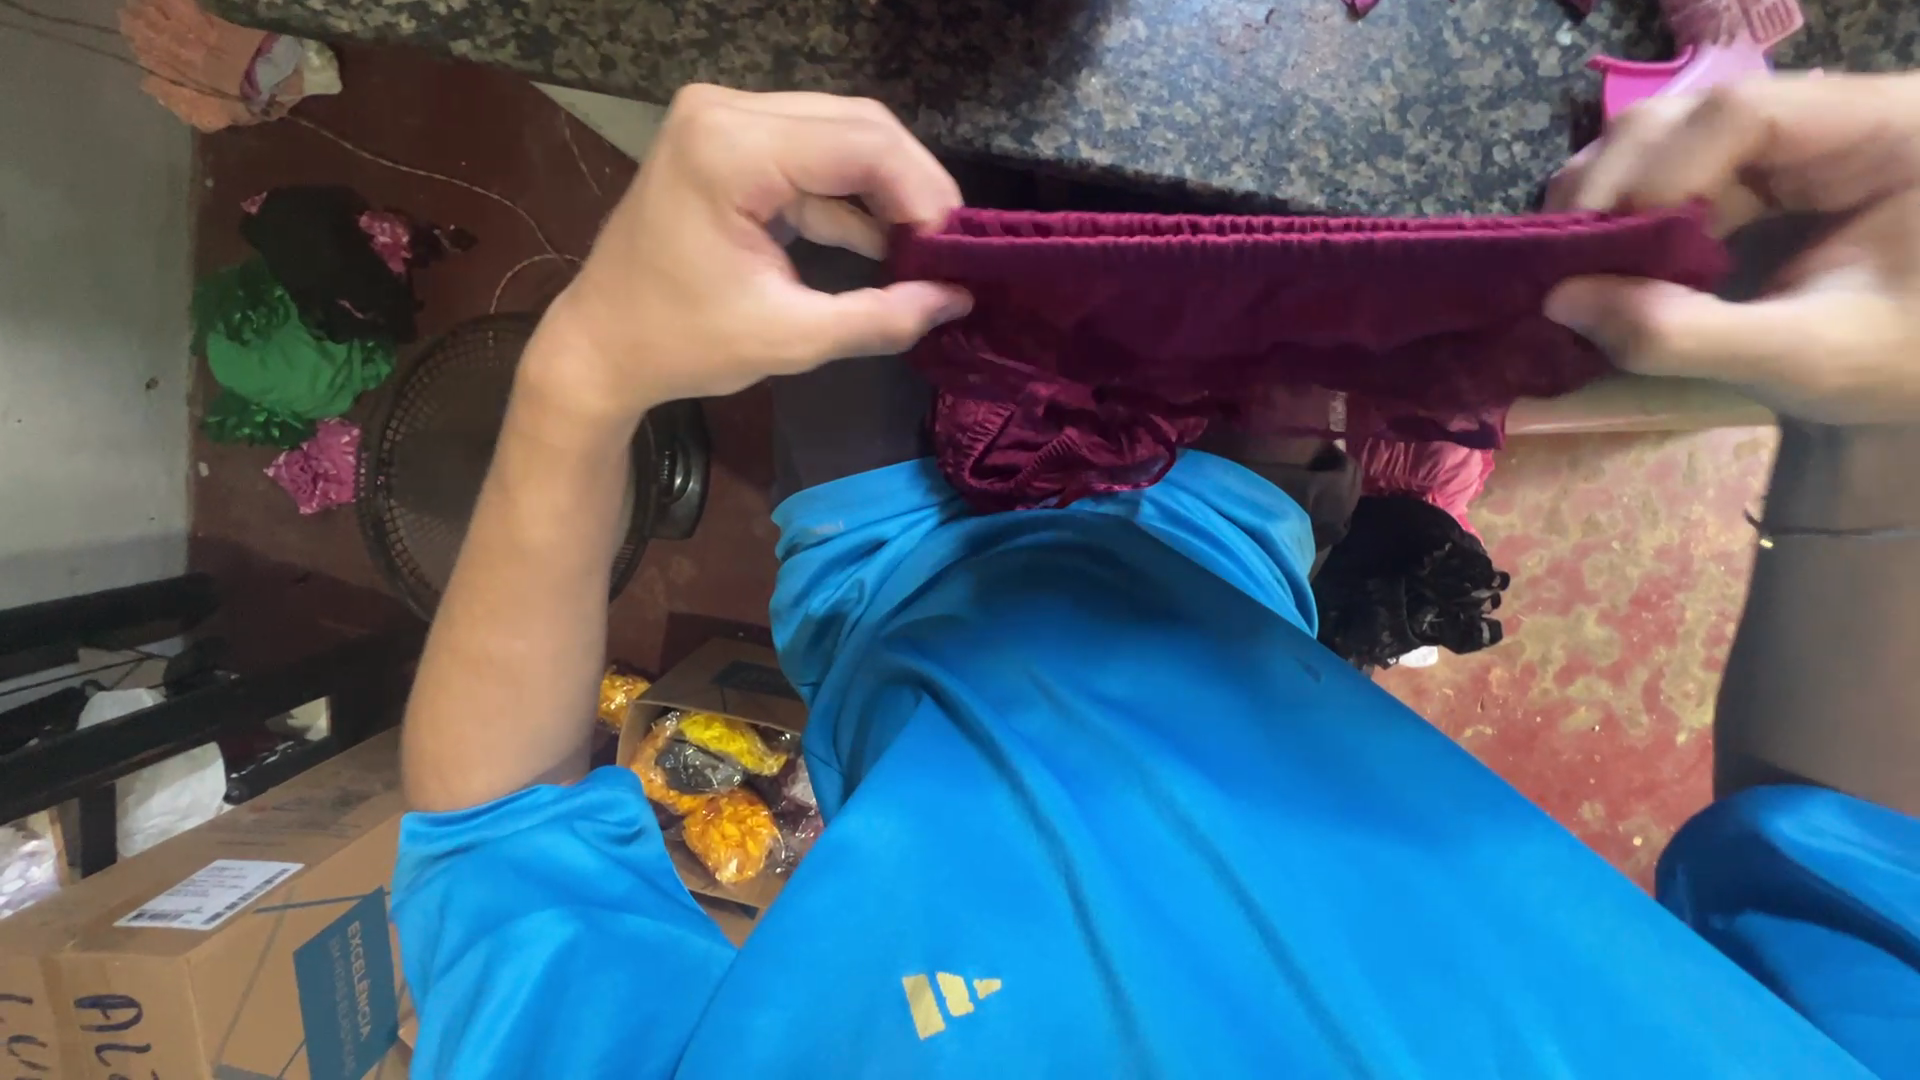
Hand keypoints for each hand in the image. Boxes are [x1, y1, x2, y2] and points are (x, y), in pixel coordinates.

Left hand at [533, 86, 971, 416]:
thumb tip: (957, 300)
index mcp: (732, 148)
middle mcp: (727, 111)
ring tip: (922, 254)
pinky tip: (882, 247)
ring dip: (886, 195)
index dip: (924, 195)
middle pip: (858, 126)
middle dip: (912, 190)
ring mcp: (724, 122)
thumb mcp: (792, 339)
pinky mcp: (729, 145)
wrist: (604, 345)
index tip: (955, 254)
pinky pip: (812, 160)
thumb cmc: (684, 345)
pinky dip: (850, 202)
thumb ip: (882, 318)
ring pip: (841, 138)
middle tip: (947, 252)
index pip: (863, 143)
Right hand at [1543, 73, 1919, 422]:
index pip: (1737, 116)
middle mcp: (1832, 115)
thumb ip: (1682, 333)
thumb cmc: (1895, 363)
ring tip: (1583, 274)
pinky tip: (1606, 268)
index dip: (1653, 180)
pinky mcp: (1748, 174)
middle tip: (1568, 271)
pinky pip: (1652, 176)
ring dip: (1594, 208)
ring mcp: (1784, 142)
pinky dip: (1608, 222)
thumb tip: (1557, 301)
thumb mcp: (1803, 358)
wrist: (1918, 373)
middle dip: (1605, 193)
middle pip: (1679, 120)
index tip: (1607, 262)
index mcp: (1888, 131)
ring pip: (1651, 143)